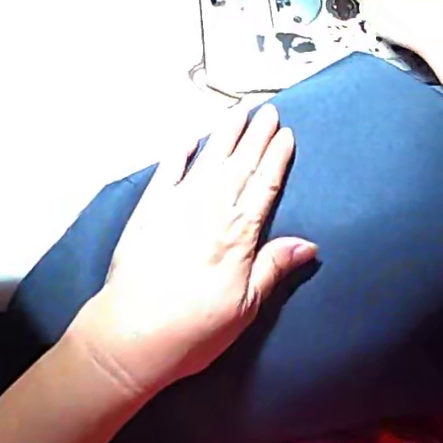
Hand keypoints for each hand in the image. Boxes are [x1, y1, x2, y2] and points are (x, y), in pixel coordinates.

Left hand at [66, 106, 317, 399]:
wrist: (133, 333)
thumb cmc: (195, 328)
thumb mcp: (246, 306)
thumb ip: (274, 267)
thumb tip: (309, 244)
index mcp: (238, 233)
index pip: (264, 184)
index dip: (277, 157)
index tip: (285, 133)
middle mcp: (211, 209)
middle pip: (240, 164)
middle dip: (256, 135)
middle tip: (268, 110)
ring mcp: (178, 204)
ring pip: (209, 159)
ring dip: (225, 134)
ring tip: (238, 111)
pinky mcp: (150, 208)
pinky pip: (168, 171)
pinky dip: (179, 153)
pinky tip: (190, 138)